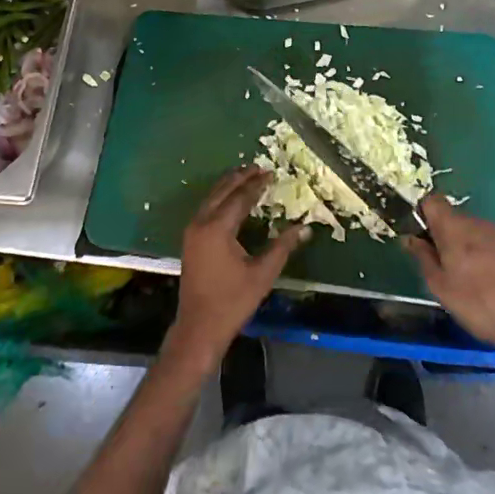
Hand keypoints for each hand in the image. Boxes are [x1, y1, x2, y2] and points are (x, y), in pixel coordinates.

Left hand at [164, 167, 304, 370]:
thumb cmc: (232, 301)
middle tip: (258, 167)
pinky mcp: (190, 240)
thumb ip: (282, 247)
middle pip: (221, 191)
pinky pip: (205, 208)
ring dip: (228, 186)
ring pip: (210, 198)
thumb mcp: (262, 274)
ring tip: (245, 176)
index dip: (256, 184)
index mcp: (217, 228)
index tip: (271, 173)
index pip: (240, 198)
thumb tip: (304, 228)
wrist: (199, 326)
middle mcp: (201, 223)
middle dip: (239, 177)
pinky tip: (230, 200)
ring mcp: (192, 231)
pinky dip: (219, 198)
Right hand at [405, 196, 494, 377]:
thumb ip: (424, 259)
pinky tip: (488, 287)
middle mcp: (479, 224)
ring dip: (464, 249)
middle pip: (453, 219)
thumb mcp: (441, 287)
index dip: (422, 214)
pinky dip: (484, 259)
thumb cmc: (481, 304)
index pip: (431, 201)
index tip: (419, 237)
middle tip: (438, 267)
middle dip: (443, 236)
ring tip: (464, 281)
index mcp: (454, 227)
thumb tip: (412, 239)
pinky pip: (492, 247)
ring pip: (473, 234)